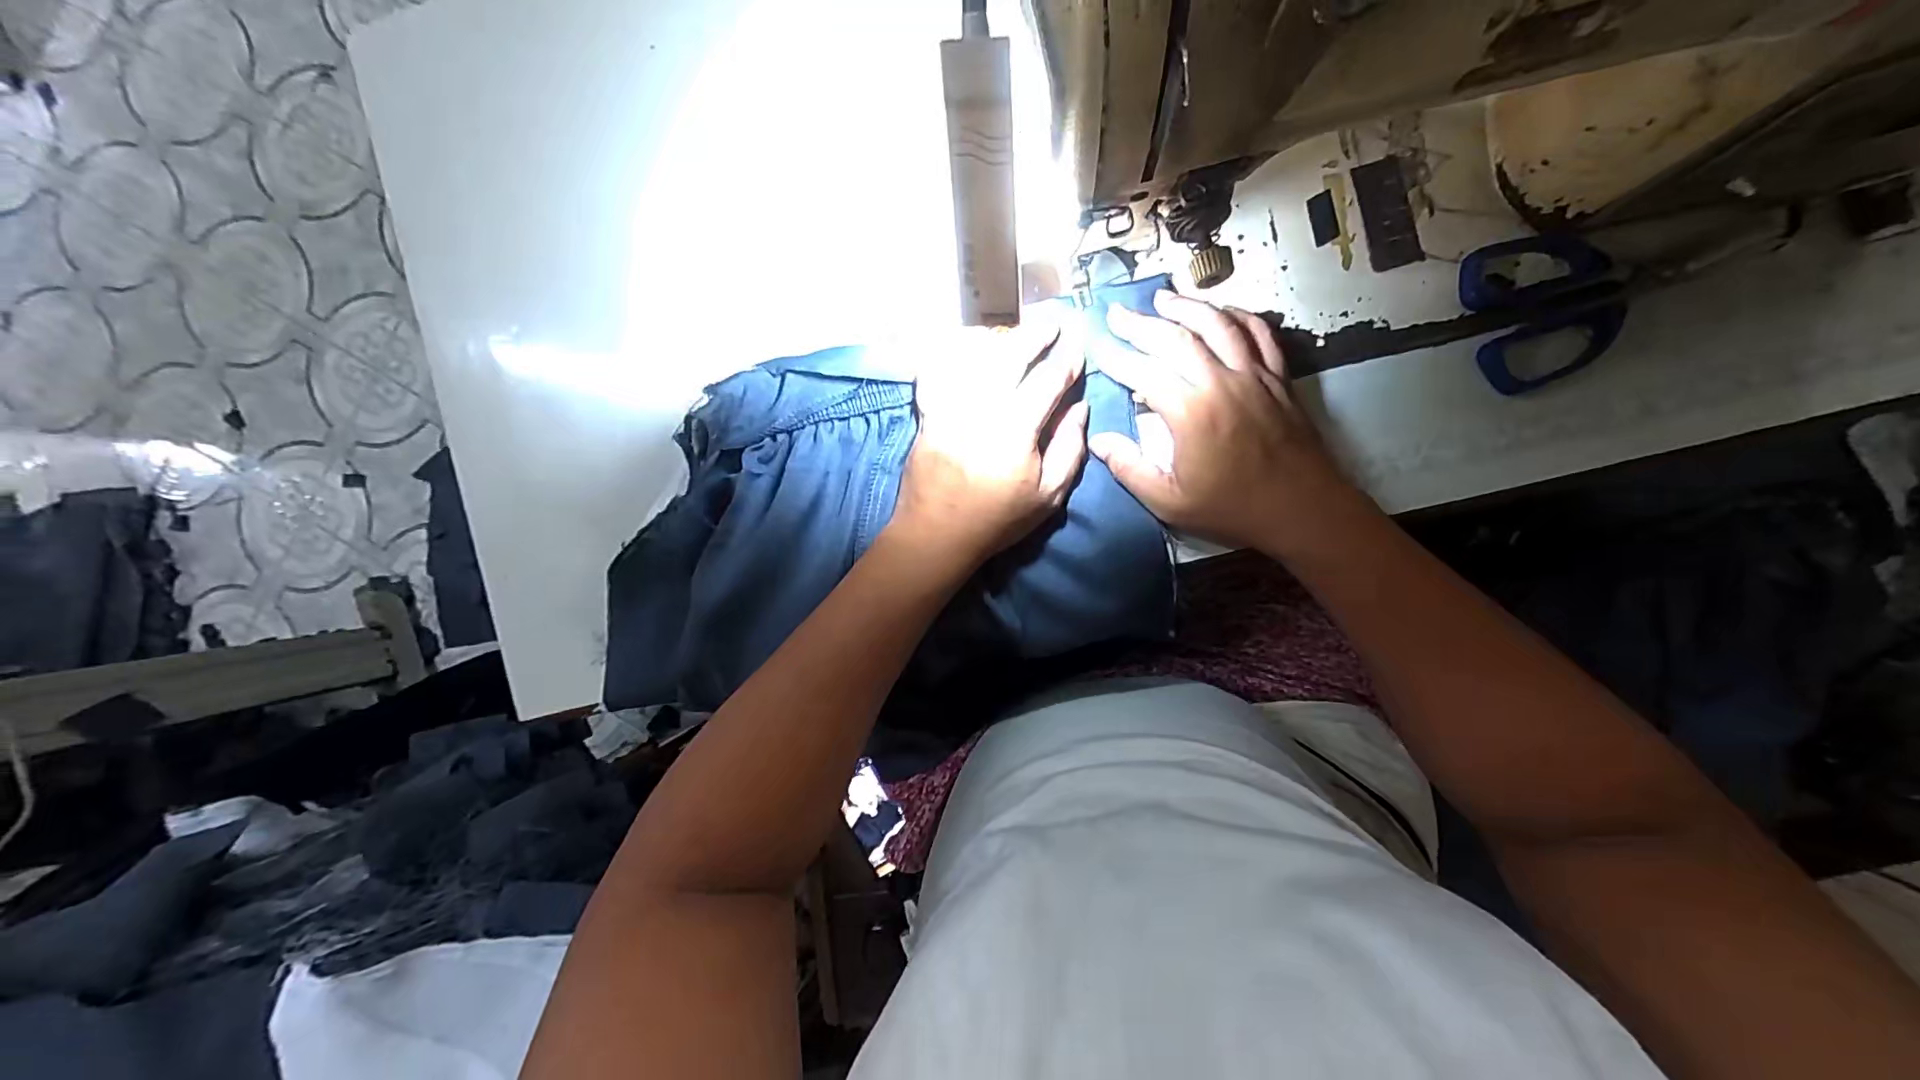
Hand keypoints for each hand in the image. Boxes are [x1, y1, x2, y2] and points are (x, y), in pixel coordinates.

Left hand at [886, 321, 1089, 568]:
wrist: (935, 535)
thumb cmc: (996, 520)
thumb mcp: (1047, 496)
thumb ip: (1069, 449)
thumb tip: (1079, 408)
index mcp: (1015, 430)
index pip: (1048, 380)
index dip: (1067, 359)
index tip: (1079, 344)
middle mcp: (980, 408)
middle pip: (1010, 355)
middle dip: (1035, 334)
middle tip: (1051, 322)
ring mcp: (949, 407)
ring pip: (973, 356)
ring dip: (998, 338)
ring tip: (1014, 334)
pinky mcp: (927, 412)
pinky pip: (938, 369)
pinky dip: (951, 352)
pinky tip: (965, 347)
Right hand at [1092, 291, 1365, 553]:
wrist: (1302, 510)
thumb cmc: (1231, 509)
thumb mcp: (1169, 502)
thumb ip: (1130, 468)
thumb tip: (1098, 440)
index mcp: (1190, 412)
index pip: (1142, 372)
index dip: (1115, 358)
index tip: (1095, 347)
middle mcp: (1221, 382)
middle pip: (1176, 338)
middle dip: (1140, 323)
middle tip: (1116, 313)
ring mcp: (1254, 376)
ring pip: (1217, 325)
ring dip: (1186, 308)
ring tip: (1162, 299)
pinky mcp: (1278, 378)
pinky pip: (1258, 334)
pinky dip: (1238, 316)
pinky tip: (1221, 312)